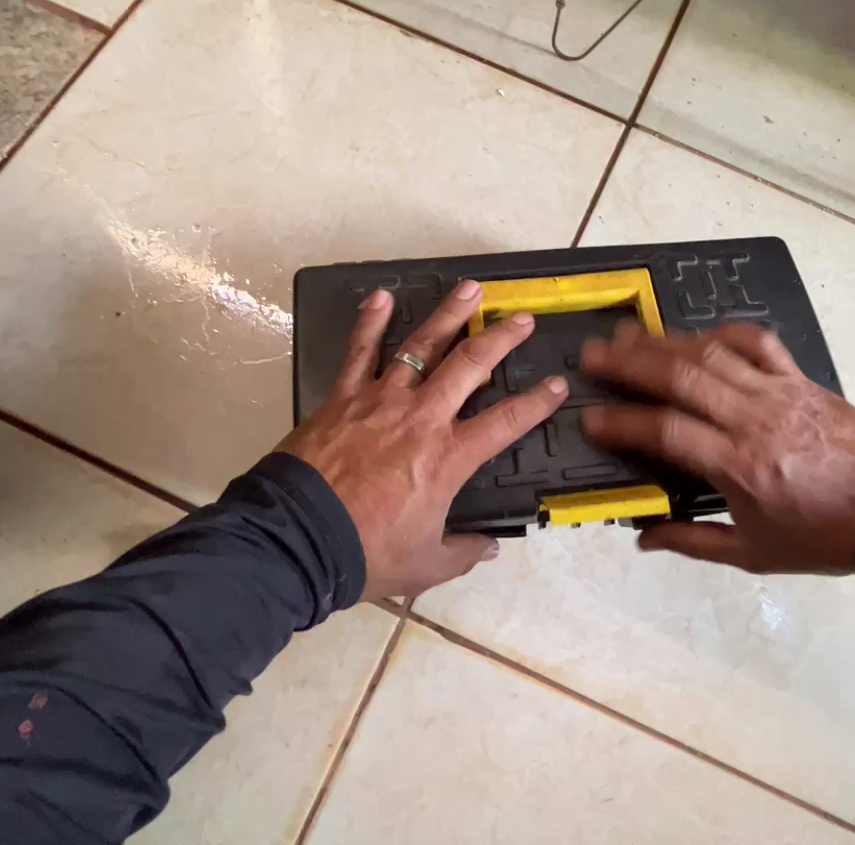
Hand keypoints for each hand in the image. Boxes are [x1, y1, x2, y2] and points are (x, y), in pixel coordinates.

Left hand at [277, 280, 567, 599]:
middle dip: (500, 338)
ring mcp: (381, 400)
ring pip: (422, 346)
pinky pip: (360, 352)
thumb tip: (489, 545)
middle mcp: (422, 417)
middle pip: (470, 366)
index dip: (537, 402)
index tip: (557, 384)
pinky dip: (371, 323)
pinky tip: (382, 296)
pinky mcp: (344, 397)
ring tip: (470, 290)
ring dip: (449, 316)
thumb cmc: (366, 552)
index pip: (506, 421)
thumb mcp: (425, 564)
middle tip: (522, 318)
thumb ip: (463, 551)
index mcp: (448, 457)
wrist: (297, 539)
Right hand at [580, 321, 854, 574]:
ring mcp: (778, 392)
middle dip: (630, 362)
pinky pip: (758, 342)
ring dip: (665, 340)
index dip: (622, 421)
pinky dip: (725, 332)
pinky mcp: (800, 379)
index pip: (665, 431)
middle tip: (594, 353)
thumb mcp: (753, 553)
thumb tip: (643, 537)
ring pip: (712, 353)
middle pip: (680, 377)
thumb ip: (693, 542)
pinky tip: (699, 333)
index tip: (591, 418)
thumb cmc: (819, 535)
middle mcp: (752, 419)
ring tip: (629, 334)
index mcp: (737, 465)